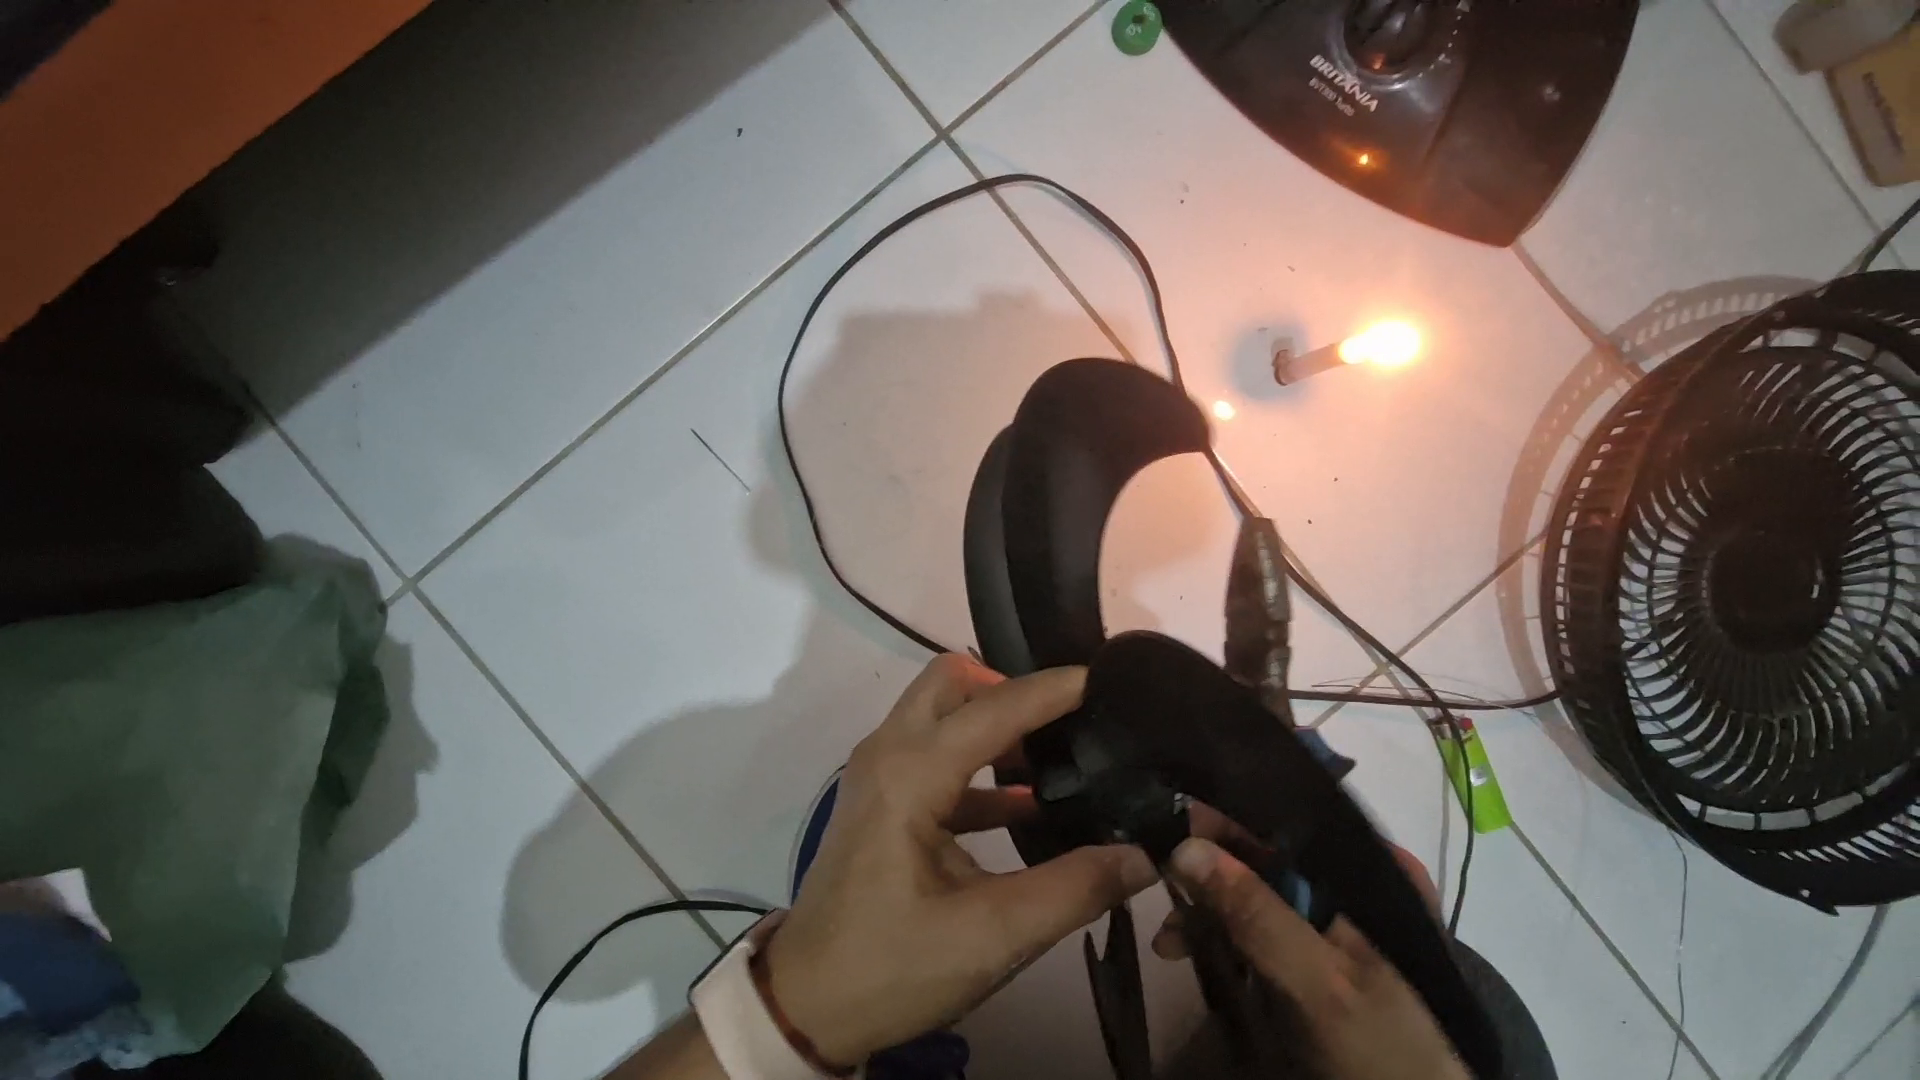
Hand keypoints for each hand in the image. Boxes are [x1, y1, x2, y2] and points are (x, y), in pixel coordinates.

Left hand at [760, 655, 1156, 1067]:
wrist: (806, 1003)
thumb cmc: (892, 965)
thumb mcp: (992, 936)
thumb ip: (1073, 889)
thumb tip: (1144, 855)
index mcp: (911, 773)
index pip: (993, 707)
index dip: (1052, 690)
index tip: (1105, 678)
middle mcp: (889, 753)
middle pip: (952, 682)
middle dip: (1010, 688)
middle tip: (1067, 719)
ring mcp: (880, 772)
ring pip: (940, 711)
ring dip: (995, 721)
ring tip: (1060, 752)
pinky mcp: (882, 797)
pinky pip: (935, 753)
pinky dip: (981, 762)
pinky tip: (1027, 803)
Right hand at [1165, 838, 1469, 1079]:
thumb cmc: (1385, 1054)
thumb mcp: (1321, 984)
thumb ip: (1258, 915)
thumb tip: (1183, 845)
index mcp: (1370, 868)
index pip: (1282, 823)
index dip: (1220, 823)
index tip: (1164, 831)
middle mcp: (1351, 882)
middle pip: (1260, 856)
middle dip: (1204, 873)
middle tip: (1154, 887)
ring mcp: (1332, 923)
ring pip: (1252, 892)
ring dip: (1204, 910)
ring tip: (1166, 940)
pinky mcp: (1315, 959)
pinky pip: (1256, 928)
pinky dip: (1219, 937)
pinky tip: (1186, 951)